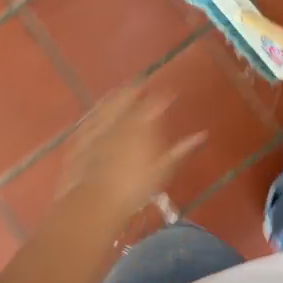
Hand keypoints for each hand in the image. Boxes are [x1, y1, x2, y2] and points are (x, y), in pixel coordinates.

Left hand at [61, 86, 204, 218]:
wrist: (96, 200)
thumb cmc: (135, 187)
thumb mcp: (163, 170)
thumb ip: (181, 149)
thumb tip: (201, 135)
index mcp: (142, 126)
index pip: (154, 104)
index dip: (162, 97)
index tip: (169, 93)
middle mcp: (119, 121)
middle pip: (127, 98)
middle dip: (135, 89)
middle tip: (141, 82)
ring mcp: (97, 128)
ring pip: (107, 105)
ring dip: (114, 96)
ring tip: (119, 89)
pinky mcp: (81, 138)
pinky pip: (89, 120)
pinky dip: (95, 112)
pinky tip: (95, 111)